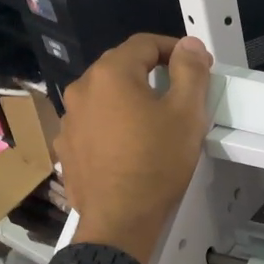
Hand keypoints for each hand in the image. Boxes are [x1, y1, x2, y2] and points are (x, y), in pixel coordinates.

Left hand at [55, 34, 212, 259]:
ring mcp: (69, 119)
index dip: (174, 49)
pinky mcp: (66, 147)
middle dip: (151, 74)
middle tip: (179, 95)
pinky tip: (129, 147)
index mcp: (111, 74)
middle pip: (120, 68)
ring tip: (154, 124)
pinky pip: (93, 125)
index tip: (196, 66)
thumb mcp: (187, 114)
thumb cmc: (158, 162)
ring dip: (129, 101)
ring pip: (105, 98)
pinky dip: (113, 126)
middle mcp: (82, 89)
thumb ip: (191, 72)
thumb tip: (190, 44)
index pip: (143, 44)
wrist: (119, 219)